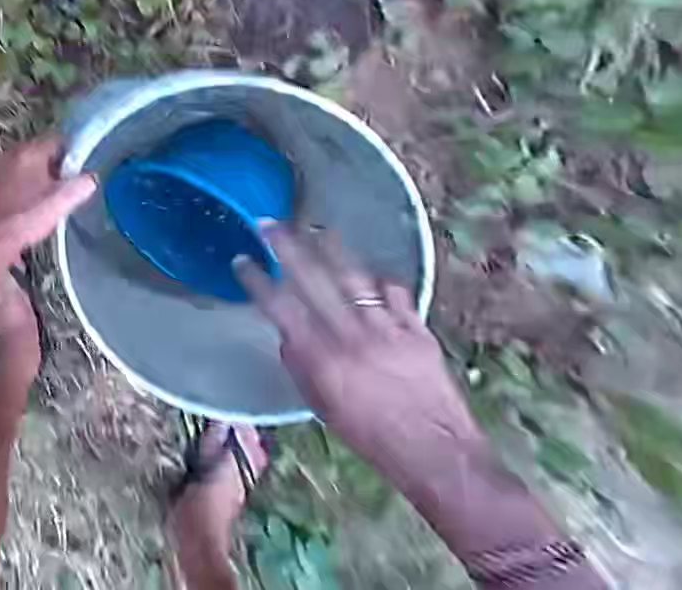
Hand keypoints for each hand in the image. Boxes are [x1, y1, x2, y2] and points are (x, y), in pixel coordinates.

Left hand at [0, 137, 97, 267]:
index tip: (79, 169)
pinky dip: (27, 183)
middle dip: (56, 164)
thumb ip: (81, 185)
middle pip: (42, 150)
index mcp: (30, 151)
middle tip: (67, 184)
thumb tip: (90, 179)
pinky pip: (18, 175)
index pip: (57, 139)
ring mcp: (0, 167)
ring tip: (52, 195)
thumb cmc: (30, 215)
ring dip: (41, 174)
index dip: (72, 153)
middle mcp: (13, 153)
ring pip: (29, 163)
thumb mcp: (63, 200)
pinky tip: (34, 201)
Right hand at [232, 222, 487, 492]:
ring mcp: (386, 330)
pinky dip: (380, 281)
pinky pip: (395, 294)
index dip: (256, 280)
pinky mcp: (417, 331)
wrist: (438, 456)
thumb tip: (287, 333)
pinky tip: (370, 273)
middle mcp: (350, 336)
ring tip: (317, 230)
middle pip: (311, 278)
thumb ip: (299, 363)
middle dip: (287, 247)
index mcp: (321, 357)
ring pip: (353, 277)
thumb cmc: (370, 435)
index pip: (278, 306)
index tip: (243, 260)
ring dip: (332, 250)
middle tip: (270, 225)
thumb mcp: (320, 404)